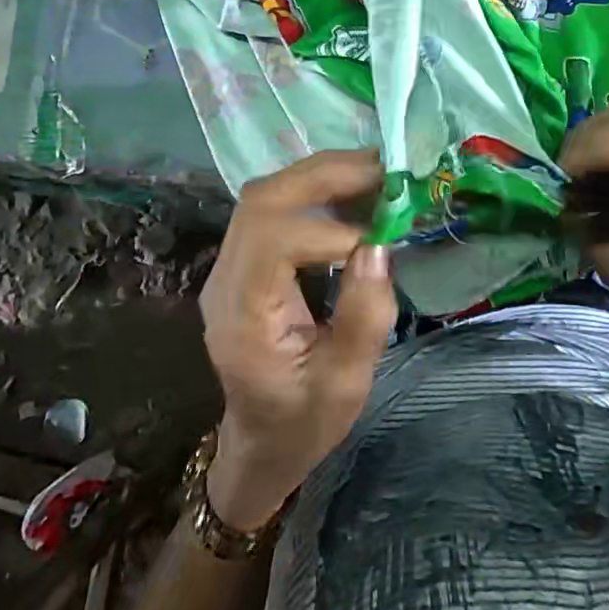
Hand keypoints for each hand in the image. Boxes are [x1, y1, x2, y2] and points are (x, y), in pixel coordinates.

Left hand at [198, 151, 396, 528]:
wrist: (260, 442)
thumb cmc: (302, 424)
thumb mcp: (345, 387)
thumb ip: (363, 320)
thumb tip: (377, 248)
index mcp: (242, 316)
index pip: (270, 241)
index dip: (327, 233)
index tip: (377, 246)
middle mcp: (224, 280)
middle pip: (261, 201)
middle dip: (324, 176)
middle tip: (384, 168)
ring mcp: (228, 267)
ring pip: (265, 197)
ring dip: (321, 178)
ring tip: (375, 174)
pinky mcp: (244, 263)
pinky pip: (273, 211)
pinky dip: (315, 194)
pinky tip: (352, 196)